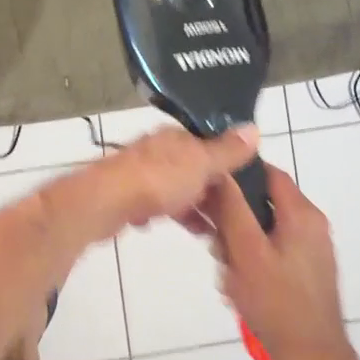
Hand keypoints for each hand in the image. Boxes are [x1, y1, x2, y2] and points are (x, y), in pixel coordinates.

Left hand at [46, 124, 260, 243]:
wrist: (106, 201)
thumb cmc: (157, 180)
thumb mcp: (200, 163)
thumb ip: (226, 151)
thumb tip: (253, 127)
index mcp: (174, 137)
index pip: (207, 143)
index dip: (228, 163)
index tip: (247, 186)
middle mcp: (156, 150)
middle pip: (191, 167)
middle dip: (211, 190)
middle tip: (234, 216)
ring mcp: (140, 172)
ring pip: (174, 188)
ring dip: (192, 206)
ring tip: (213, 231)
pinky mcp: (127, 195)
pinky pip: (155, 204)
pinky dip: (170, 215)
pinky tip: (180, 230)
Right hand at [197, 164, 354, 359]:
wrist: (312, 359)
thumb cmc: (277, 303)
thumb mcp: (246, 251)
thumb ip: (231, 208)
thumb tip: (220, 170)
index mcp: (302, 214)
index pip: (267, 173)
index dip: (236, 176)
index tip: (207, 190)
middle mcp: (311, 225)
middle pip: (261, 203)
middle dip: (233, 221)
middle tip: (216, 245)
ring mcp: (310, 250)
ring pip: (262, 229)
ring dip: (238, 245)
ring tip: (229, 273)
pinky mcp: (305, 270)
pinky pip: (270, 250)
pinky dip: (251, 260)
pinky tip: (239, 285)